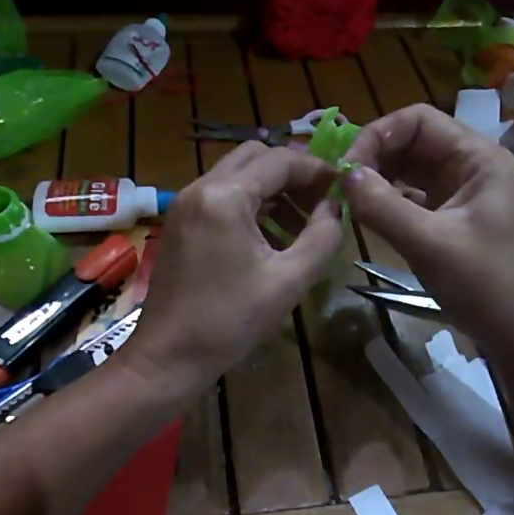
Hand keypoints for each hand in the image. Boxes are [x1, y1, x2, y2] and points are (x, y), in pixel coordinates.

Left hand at [124, 142, 342, 387]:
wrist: (168, 356)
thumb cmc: (229, 321)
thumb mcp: (289, 280)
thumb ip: (322, 235)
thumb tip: (337, 206)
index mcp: (223, 197)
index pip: (280, 160)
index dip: (318, 169)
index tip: (344, 189)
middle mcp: (198, 190)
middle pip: (254, 158)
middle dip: (292, 174)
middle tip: (321, 202)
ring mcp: (182, 207)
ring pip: (235, 177)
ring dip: (270, 190)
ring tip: (303, 223)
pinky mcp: (178, 226)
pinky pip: (218, 198)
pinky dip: (247, 206)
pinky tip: (270, 237)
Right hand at [341, 104, 513, 342]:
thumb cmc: (485, 284)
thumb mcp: (430, 244)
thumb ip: (383, 207)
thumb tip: (343, 176)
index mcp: (477, 158)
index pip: (418, 120)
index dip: (377, 135)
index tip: (346, 168)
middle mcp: (467, 167)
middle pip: (409, 141)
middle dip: (371, 156)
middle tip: (337, 186)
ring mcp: (456, 193)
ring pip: (405, 169)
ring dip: (373, 178)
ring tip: (343, 199)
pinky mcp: (444, 218)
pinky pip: (406, 196)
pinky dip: (381, 200)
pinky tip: (360, 214)